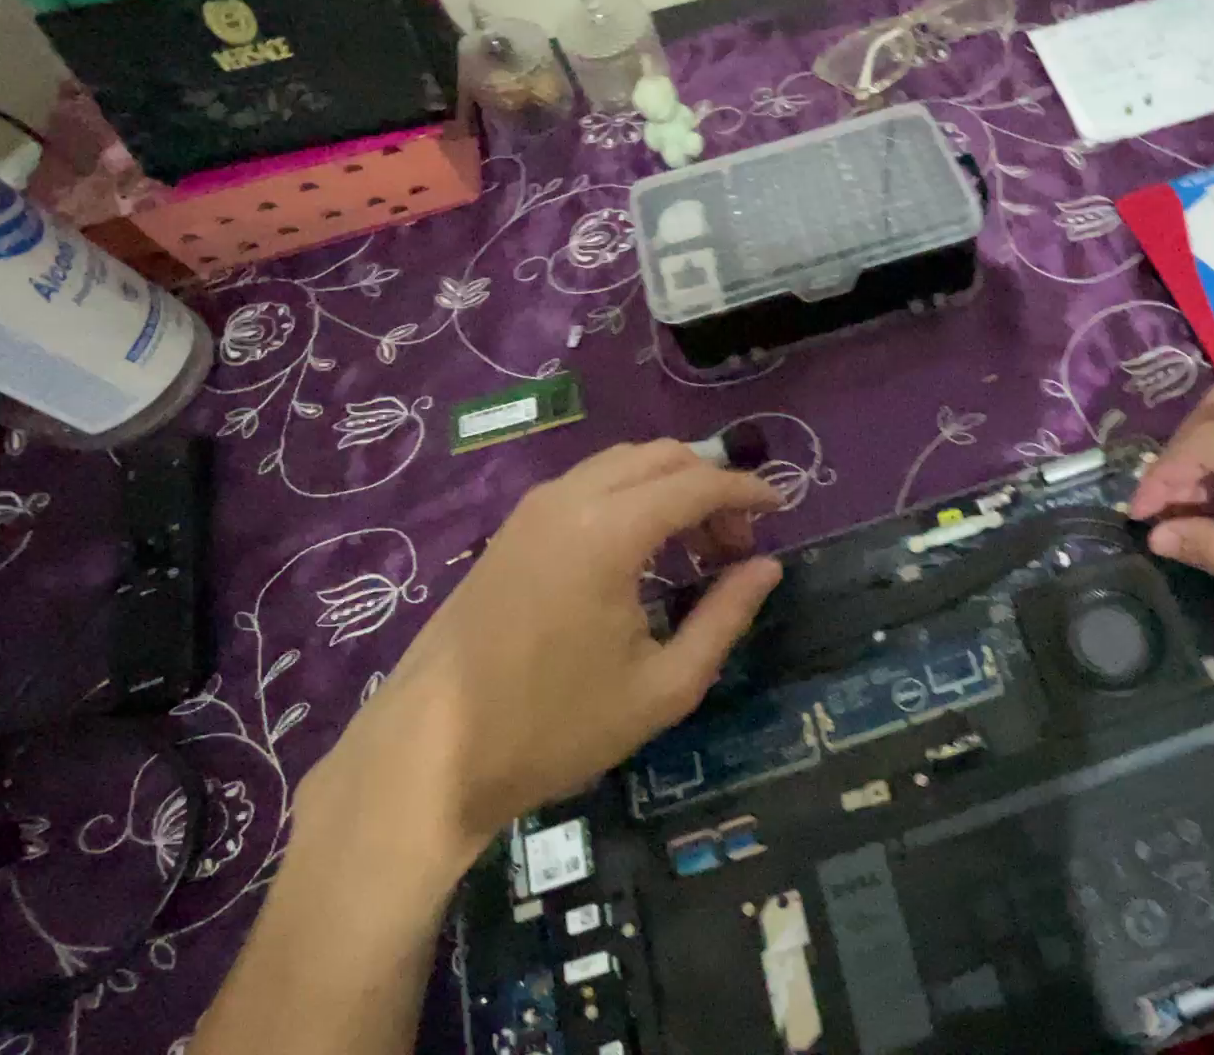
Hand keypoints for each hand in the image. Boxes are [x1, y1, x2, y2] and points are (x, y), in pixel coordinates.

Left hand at [299, 441, 783, 867]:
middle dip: (712, 486)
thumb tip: (767, 568)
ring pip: (623, 465)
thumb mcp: (665, 686)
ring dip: (671, 489)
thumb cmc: (557, 728)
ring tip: (696, 550)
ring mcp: (532, 511)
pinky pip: (589, 485)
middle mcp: (568, 501)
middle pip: (662, 457)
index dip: (748, 490)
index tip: (783, 508)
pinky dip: (633, 498)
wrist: (430, 755)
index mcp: (608, 534)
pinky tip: (643, 555)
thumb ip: (725, 617)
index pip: (698, 483)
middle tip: (737, 545)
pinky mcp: (511, 530)